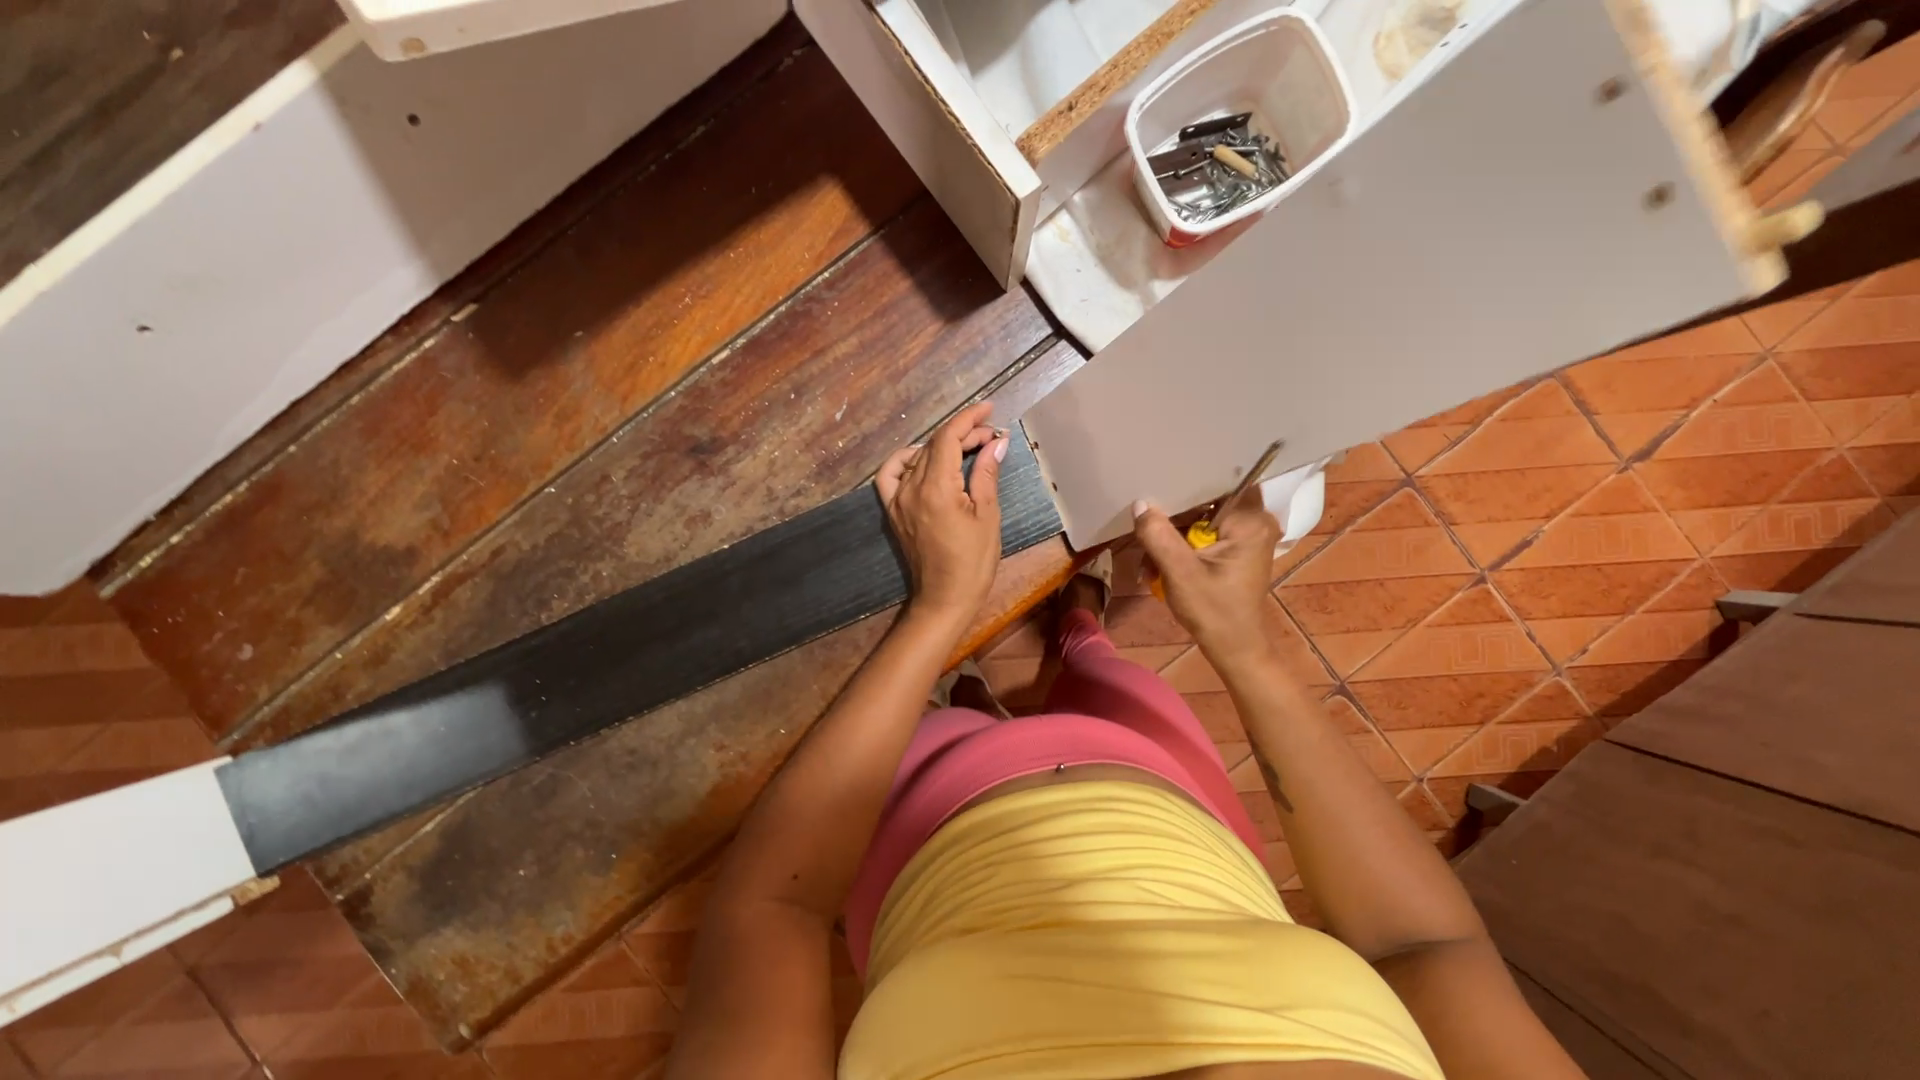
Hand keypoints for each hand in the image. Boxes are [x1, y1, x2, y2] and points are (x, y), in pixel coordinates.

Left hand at [877, 402, 1006, 630]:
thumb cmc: (973, 562)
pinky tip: (923, 459)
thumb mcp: (987, 516)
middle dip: (964, 433)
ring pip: (917, 456)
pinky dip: (906, 460)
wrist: (944, 598)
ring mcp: (897, 499)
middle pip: (934, 445)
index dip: (969, 419)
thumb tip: (996, 443)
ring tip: (968, 448)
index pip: (948, 438)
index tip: (990, 411)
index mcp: (936, 488)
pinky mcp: (893, 511)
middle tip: (992, 436)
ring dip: (943, 445)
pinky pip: (890, 475)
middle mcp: (911, 488)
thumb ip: (987, 474)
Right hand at [1133, 486, 1279, 665]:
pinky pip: (1203, 534)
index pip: (1217, 481)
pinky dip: (1181, 548)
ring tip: (1151, 564)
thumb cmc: (1214, 612)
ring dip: (1171, 538)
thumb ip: (1159, 535)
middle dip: (1172, 520)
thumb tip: (1140, 503)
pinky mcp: (1236, 549)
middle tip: (1146, 536)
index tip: (1158, 489)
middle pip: (1205, 501)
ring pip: (1200, 519)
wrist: (1233, 648)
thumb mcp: (1180, 573)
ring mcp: (1246, 536)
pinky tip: (1161, 567)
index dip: (1186, 483)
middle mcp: (1254, 522)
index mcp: (1249, 522)